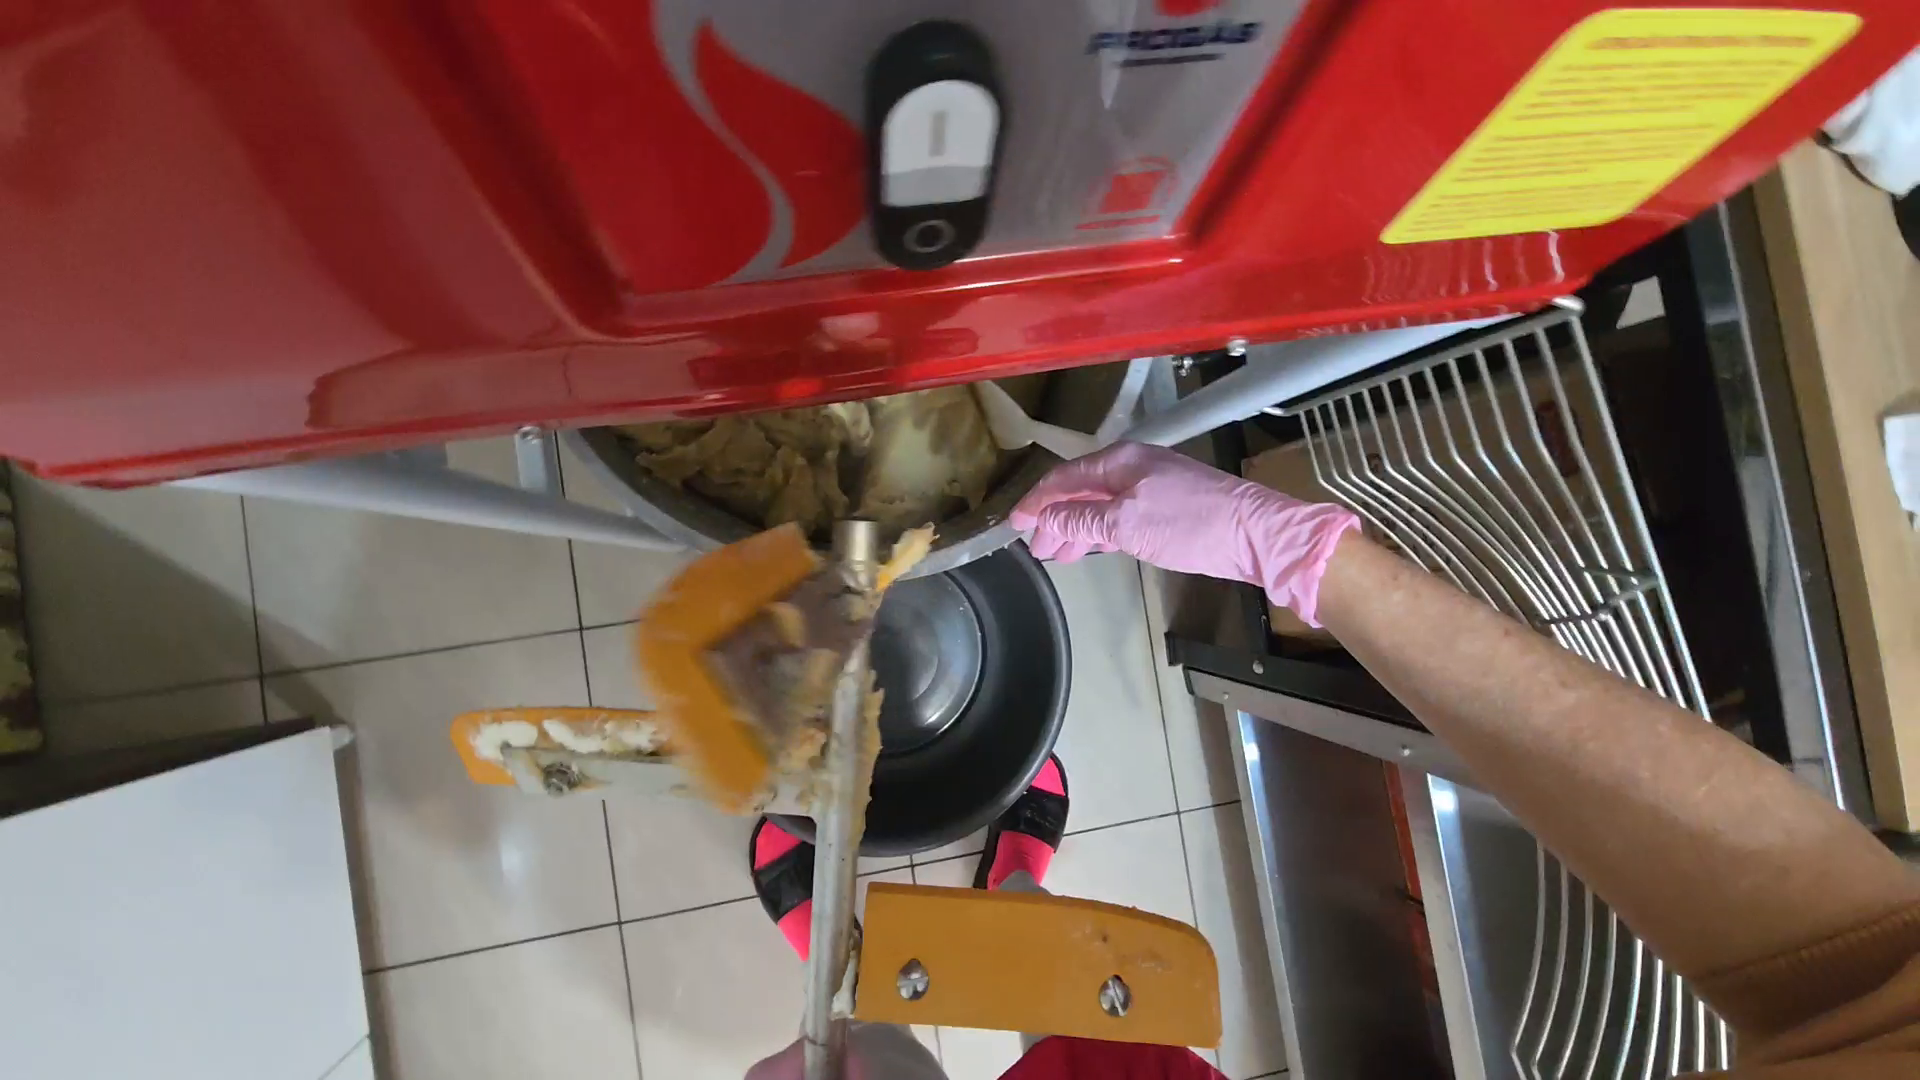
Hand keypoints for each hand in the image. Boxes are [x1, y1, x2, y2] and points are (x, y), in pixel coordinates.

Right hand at [1010, 442, 1359, 626]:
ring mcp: (1151, 485)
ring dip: (1077, 528)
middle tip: (1037, 548)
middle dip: (1055, 519)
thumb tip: (1045, 518)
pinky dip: (1101, 531)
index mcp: (1120, 461)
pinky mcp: (1166, 506)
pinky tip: (1091, 547)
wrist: (1255, 534)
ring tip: (1058, 555)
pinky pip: (1119, 515)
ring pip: (1100, 505)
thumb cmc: (1189, 523)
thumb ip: (1081, 520)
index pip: (1064, 478)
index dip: (1036, 501)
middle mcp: (1133, 466)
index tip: (1014, 523)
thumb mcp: (1126, 524)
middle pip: (1080, 491)